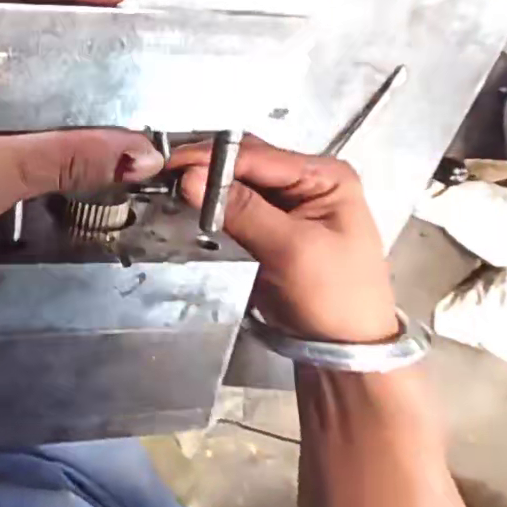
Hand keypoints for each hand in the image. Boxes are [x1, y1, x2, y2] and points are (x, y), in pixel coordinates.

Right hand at [167, 136, 396, 342]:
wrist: (343, 350)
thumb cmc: (333, 296)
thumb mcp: (290, 249)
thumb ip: (242, 209)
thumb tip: (191, 177)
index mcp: (323, 175)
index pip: (258, 155)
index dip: (211, 157)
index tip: (171, 166)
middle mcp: (305, 181)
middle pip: (245, 162)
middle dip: (205, 166)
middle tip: (162, 174)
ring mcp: (287, 204)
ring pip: (235, 184)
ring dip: (204, 185)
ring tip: (167, 186)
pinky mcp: (269, 226)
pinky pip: (233, 206)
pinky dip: (211, 205)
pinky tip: (188, 204)